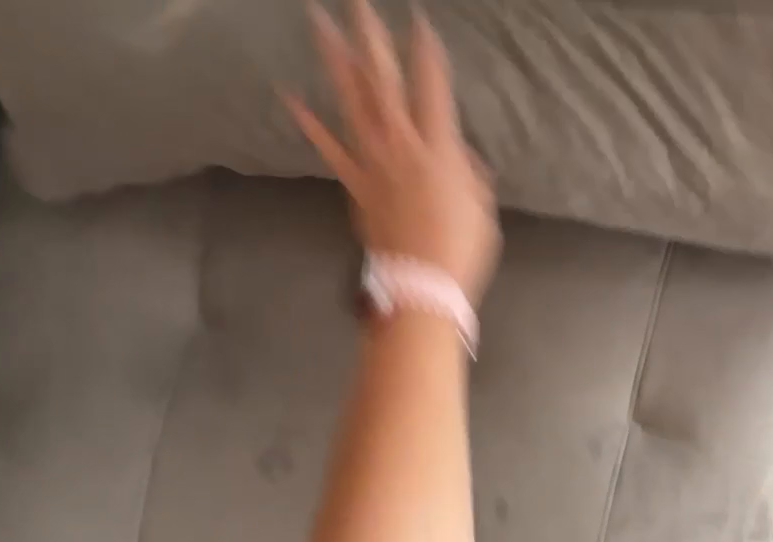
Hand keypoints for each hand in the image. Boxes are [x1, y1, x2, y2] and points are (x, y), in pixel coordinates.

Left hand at [285, 0, 500, 304]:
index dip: (426, 55)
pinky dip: (309, 123)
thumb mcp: (482, 210)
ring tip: (320, 24)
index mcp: (440, 151)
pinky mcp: (355, 183)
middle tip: (358, 2)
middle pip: (385, 83)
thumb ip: (471, 176)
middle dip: (371, 39)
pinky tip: (290, 98)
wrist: (423, 282)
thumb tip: (460, 157)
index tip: (419, 22)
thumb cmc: (462, 249)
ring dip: (336, 61)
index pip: (433, 90)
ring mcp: (373, 162)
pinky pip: (329, 148)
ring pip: (352, 102)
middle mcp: (402, 146)